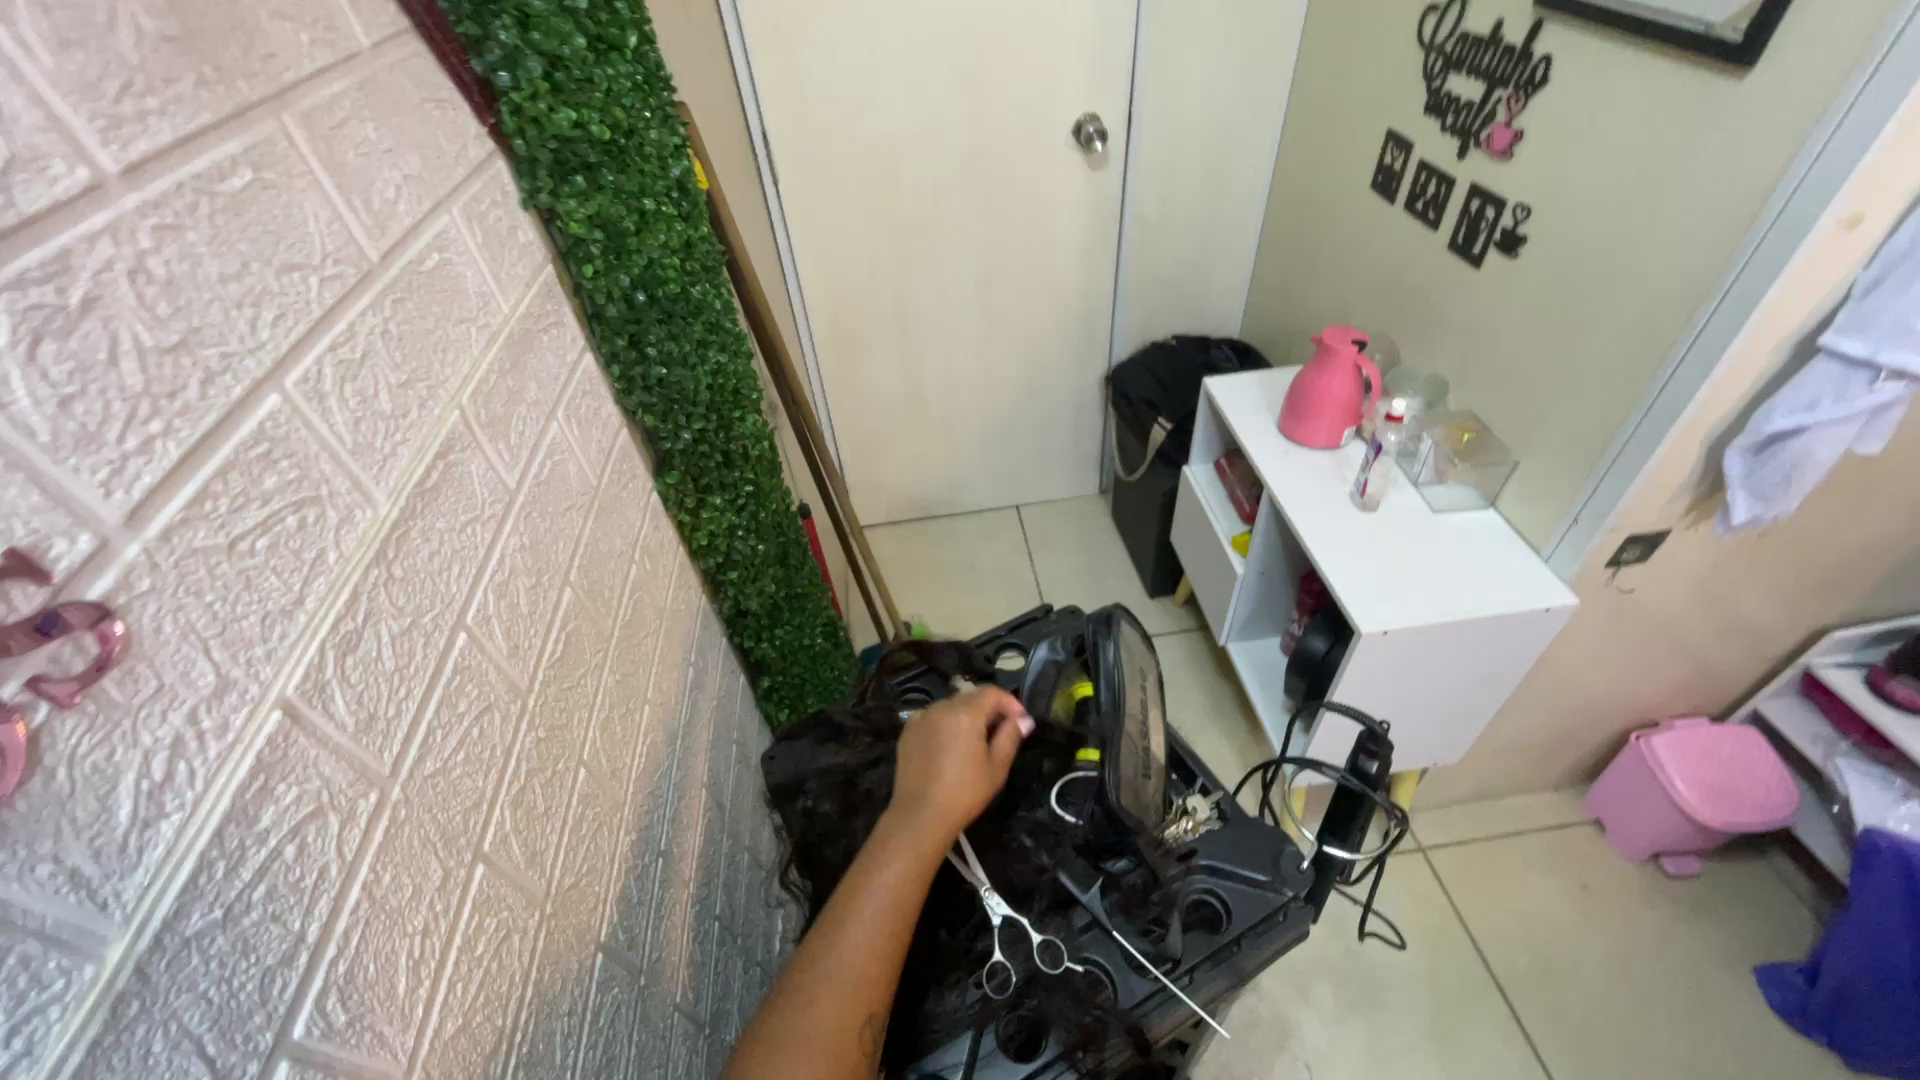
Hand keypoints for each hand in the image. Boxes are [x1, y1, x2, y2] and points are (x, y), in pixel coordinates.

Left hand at [887, 686, 1033, 844]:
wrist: (920, 815)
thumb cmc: (965, 792)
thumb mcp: (996, 767)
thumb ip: (1011, 736)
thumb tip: (1024, 719)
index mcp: (965, 713)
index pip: (991, 692)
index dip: (1010, 702)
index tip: (1020, 720)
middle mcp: (941, 707)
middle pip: (970, 697)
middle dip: (989, 709)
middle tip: (1001, 731)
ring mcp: (921, 718)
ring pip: (950, 706)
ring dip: (966, 715)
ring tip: (975, 739)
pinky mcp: (908, 731)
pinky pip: (933, 717)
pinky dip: (945, 723)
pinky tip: (949, 744)